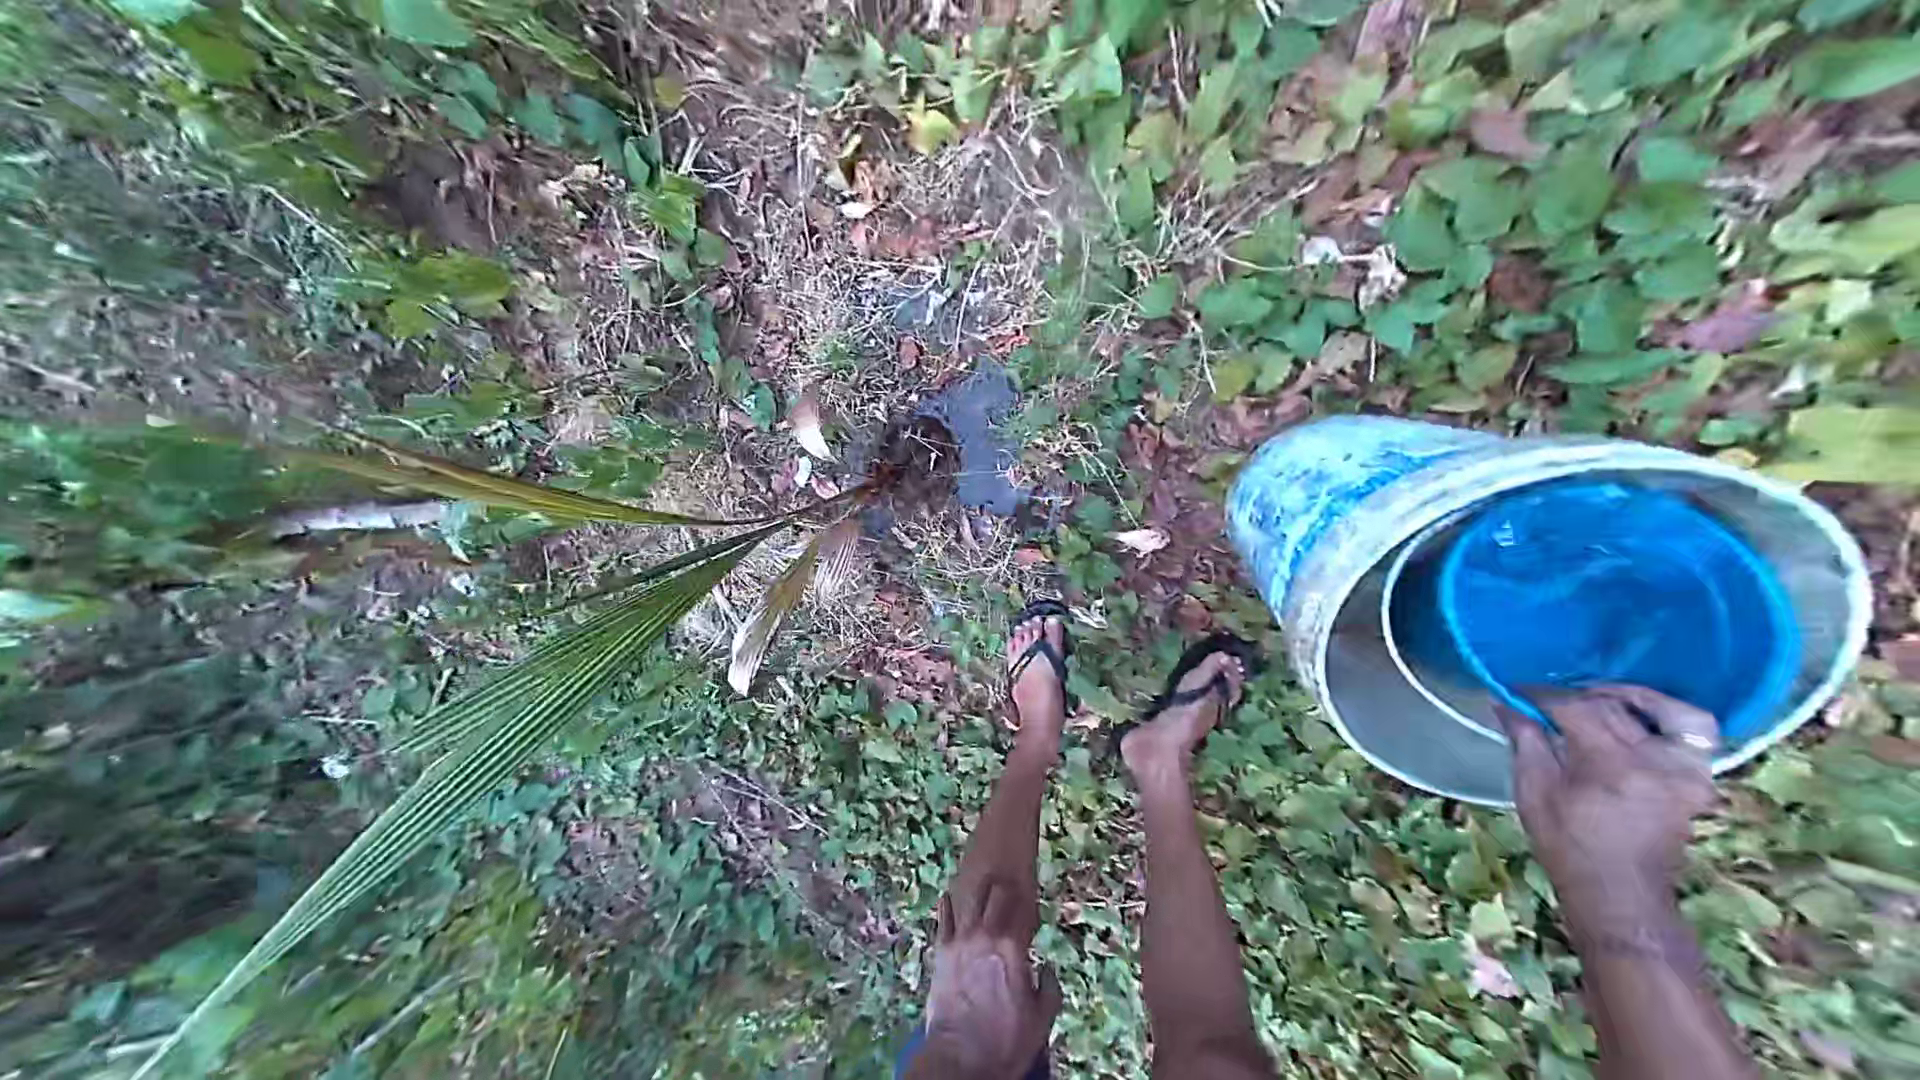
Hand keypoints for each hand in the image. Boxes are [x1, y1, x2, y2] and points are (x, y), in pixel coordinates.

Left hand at [911, 878, 1060, 1079]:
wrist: (961, 1061)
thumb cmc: (1005, 1042)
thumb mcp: (1041, 1020)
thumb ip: (1049, 988)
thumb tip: (1047, 968)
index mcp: (1013, 947)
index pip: (1022, 910)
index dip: (1028, 904)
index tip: (1031, 905)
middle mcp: (986, 935)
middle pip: (995, 896)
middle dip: (1004, 888)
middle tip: (1008, 885)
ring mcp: (961, 941)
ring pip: (971, 901)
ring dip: (979, 890)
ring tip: (983, 882)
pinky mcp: (942, 952)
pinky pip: (944, 921)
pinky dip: (946, 907)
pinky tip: (947, 897)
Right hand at [1501, 686, 1718, 929]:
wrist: (1616, 888)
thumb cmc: (1564, 840)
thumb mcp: (1532, 786)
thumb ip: (1525, 736)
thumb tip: (1504, 700)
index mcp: (1613, 766)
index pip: (1576, 707)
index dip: (1541, 695)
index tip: (1514, 690)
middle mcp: (1659, 764)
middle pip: (1615, 707)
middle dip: (1573, 696)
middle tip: (1543, 699)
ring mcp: (1689, 773)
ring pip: (1671, 712)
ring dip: (1630, 698)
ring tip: (1597, 698)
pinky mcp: (1699, 780)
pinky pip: (1694, 734)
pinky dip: (1665, 718)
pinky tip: (1634, 719)